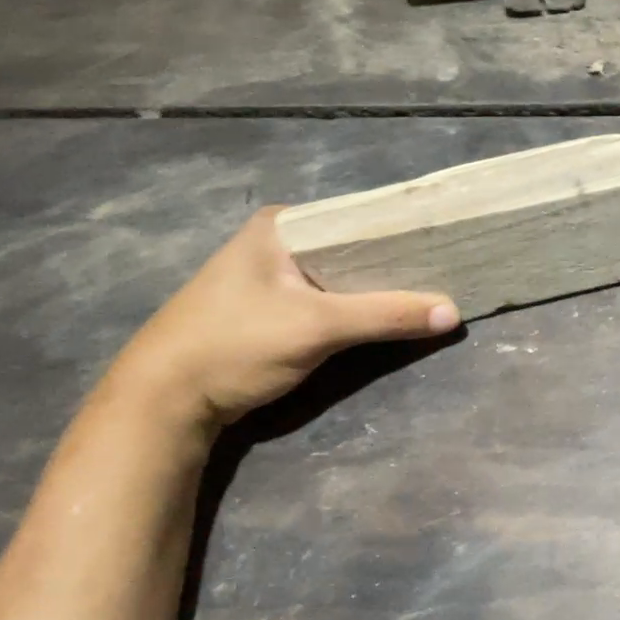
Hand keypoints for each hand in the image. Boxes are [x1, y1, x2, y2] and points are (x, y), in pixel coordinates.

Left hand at [112, 209, 459, 425]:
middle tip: (452, 275)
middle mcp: (280, 243)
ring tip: (434, 296)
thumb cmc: (234, 345)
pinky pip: (335, 303)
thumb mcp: (317, 327)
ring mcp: (277, 279)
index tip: (453, 245)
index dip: (407, 233)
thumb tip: (454, 313)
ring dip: (383, 293)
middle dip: (400, 267)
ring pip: (348, 279)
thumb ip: (386, 315)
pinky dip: (363, 312)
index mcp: (282, 226)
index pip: (361, 218)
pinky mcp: (278, 312)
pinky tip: (393, 319)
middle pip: (357, 250)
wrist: (166, 401)